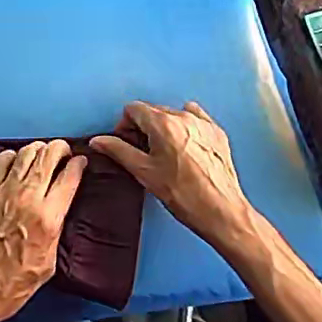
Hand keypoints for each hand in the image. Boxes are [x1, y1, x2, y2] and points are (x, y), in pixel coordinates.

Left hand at [0, 140, 86, 321]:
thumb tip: (59, 208)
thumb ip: (56, 229)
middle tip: (65, 151)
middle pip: (48, 156)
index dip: (78, 165)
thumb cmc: (15, 282)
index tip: (81, 161)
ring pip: (26, 152)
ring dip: (39, 148)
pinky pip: (2, 160)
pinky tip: (18, 162)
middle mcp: (27, 198)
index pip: (69, 178)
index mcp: (47, 218)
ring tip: (45, 152)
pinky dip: (14, 155)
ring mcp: (5, 190)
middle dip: (60, 148)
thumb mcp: (49, 262)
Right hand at [91, 101, 259, 254]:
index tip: (126, 141)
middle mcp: (183, 117)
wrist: (222, 212)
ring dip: (164, 127)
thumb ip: (118, 151)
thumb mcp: (144, 173)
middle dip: (143, 126)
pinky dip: (185, 127)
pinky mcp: (217, 133)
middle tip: (143, 150)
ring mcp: (202, 123)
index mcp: (163, 124)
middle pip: (153, 110)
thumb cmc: (184, 196)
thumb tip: (98, 140)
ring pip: (173, 113)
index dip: (125, 124)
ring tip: (165, 152)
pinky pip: (195, 118)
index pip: (133, 108)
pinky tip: (184, 147)